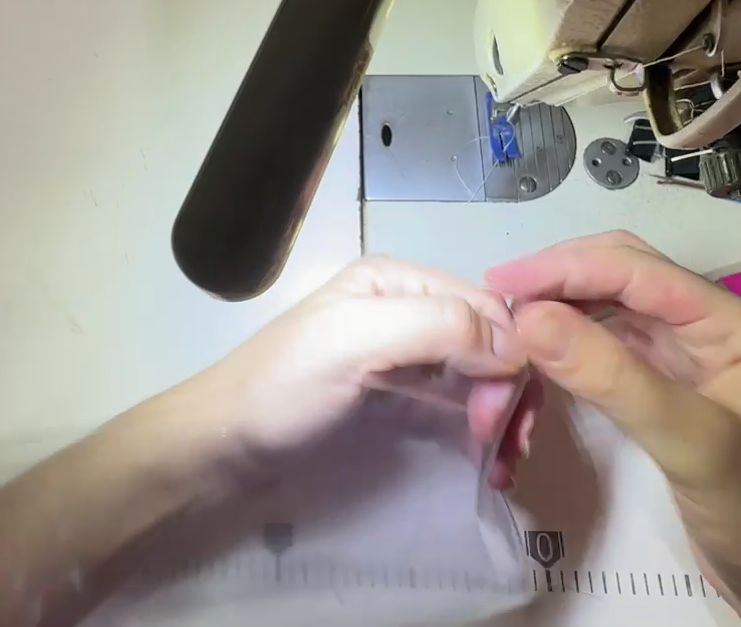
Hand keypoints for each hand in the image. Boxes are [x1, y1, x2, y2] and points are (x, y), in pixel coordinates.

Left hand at [184, 256, 539, 487]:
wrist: (226, 443)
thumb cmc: (284, 387)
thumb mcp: (354, 343)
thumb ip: (433, 328)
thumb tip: (514, 343)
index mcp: (395, 279)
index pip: (483, 305)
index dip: (508, 355)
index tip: (505, 418)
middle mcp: (404, 305)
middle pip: (486, 338)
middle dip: (508, 388)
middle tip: (505, 448)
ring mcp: (400, 349)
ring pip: (478, 369)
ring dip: (501, 410)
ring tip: (501, 462)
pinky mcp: (396, 389)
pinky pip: (456, 397)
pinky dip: (480, 422)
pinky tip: (485, 454)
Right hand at [487, 232, 740, 626]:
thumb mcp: (693, 445)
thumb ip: (612, 377)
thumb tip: (526, 316)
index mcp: (733, 320)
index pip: (636, 267)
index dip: (564, 267)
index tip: (500, 281)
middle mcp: (709, 325)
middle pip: (621, 273)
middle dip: (560, 279)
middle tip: (502, 299)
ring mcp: (689, 357)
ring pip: (610, 307)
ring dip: (561, 309)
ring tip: (513, 325)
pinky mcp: (670, 388)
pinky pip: (610, 346)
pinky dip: (571, 344)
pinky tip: (543, 356)